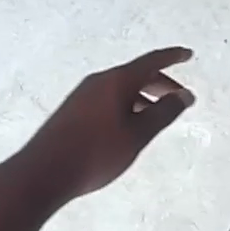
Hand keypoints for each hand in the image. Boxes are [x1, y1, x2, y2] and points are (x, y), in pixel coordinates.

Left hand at [12, 47, 195, 207]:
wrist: (41, 175)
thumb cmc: (95, 153)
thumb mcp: (137, 135)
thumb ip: (164, 113)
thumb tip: (185, 95)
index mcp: (118, 80)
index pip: (152, 61)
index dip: (173, 57)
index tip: (188, 55)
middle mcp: (100, 81)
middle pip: (137, 74)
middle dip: (161, 83)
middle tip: (179, 96)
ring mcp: (83, 95)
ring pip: (121, 88)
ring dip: (143, 96)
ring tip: (156, 115)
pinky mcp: (72, 111)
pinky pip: (108, 98)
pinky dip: (126, 104)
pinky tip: (128, 125)